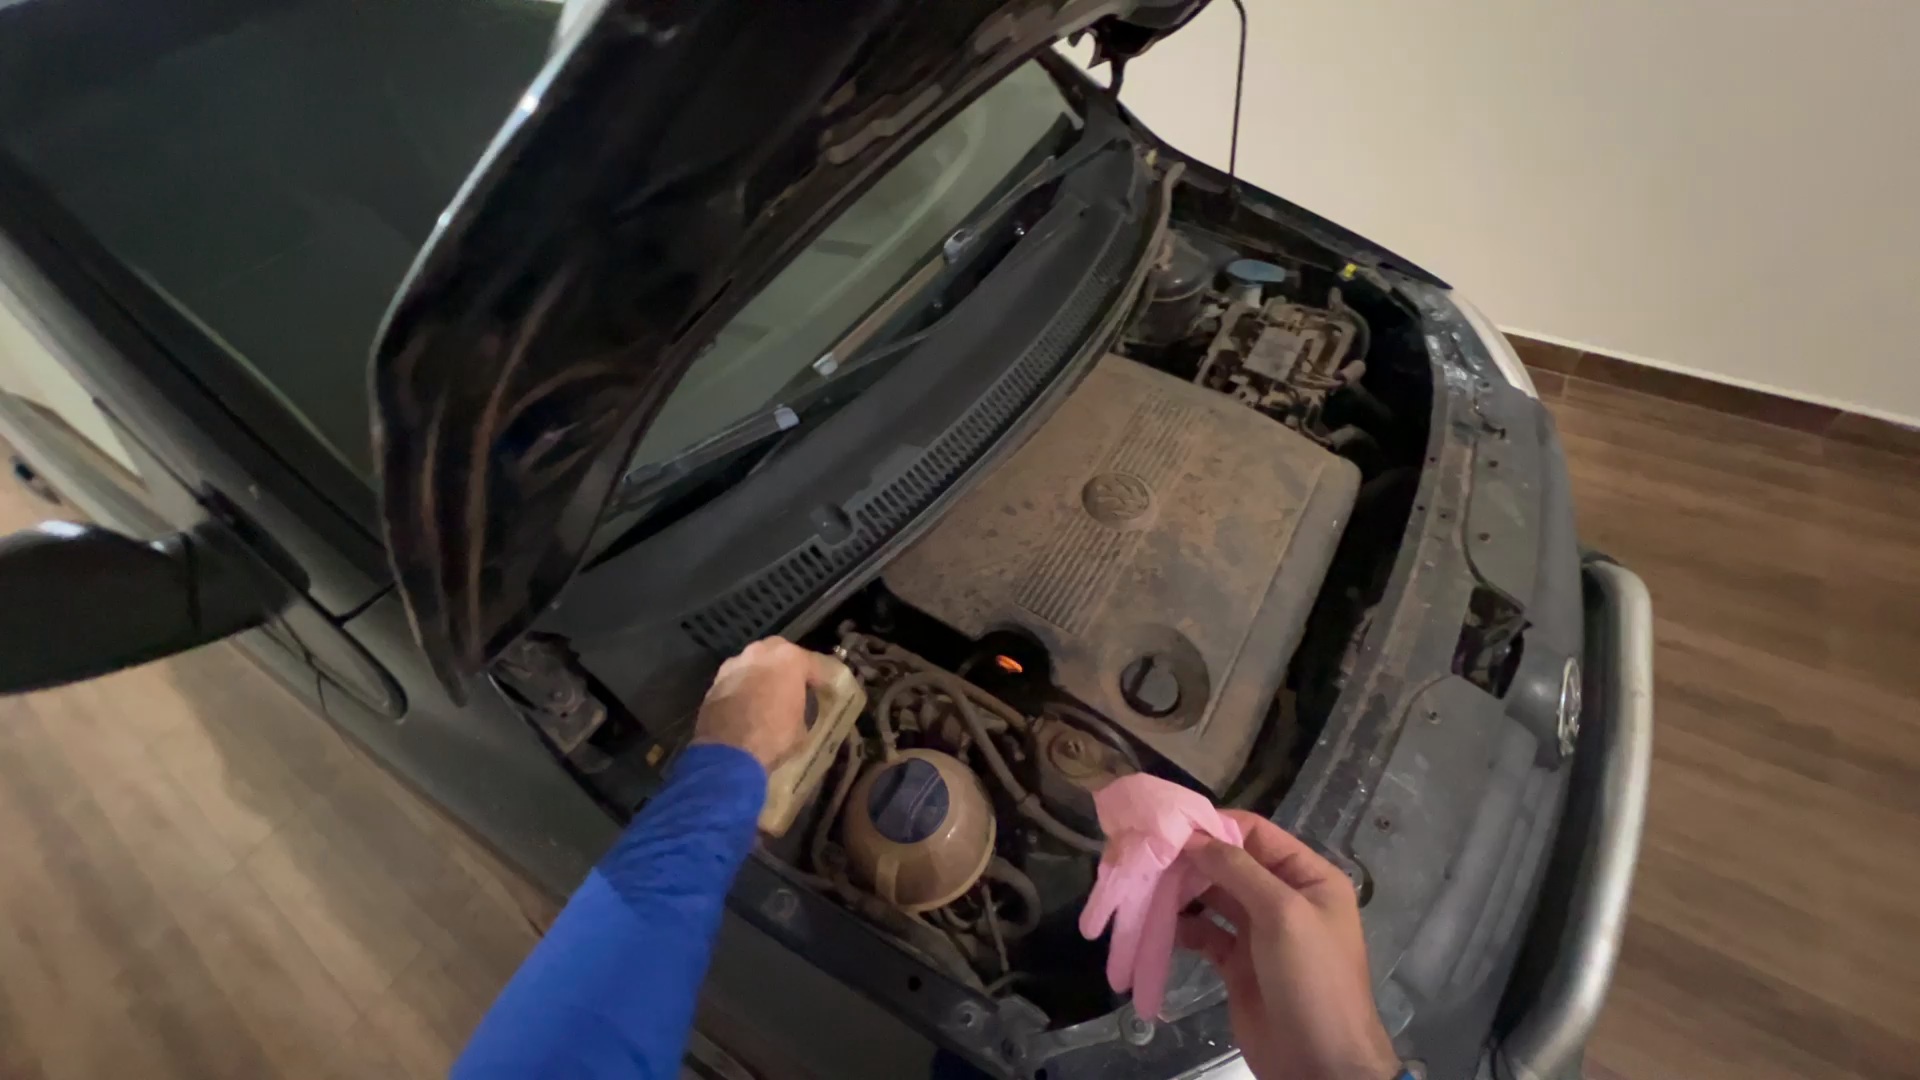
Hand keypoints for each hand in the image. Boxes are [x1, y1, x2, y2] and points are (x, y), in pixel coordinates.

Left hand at [690, 638, 836, 769]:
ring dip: (763, 674)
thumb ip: (802, 708)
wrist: (726, 754)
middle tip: (795, 686)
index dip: (824, 678)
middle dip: (789, 667)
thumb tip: (797, 711)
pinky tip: (747, 704)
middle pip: (781, 653)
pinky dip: (744, 687)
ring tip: (768, 695)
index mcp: (790, 659)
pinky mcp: (715, 681)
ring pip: (755, 663)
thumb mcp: (802, 727)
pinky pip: (737, 679)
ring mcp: (735, 664)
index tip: (828, 689)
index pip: (815, 663)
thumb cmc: (773, 737)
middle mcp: (761, 653)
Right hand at [1178, 810, 1398, 1079]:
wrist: (1320, 1068)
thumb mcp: (1282, 914)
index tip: (1173, 825)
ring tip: (1149, 882)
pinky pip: (1204, 930)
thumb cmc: (1312, 979)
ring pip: (1213, 894)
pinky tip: (1160, 922)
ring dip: (1183, 888)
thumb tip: (1192, 837)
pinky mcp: (1237, 960)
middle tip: (1152, 853)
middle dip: (1193, 857)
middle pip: (1230, 862)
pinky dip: (1182, 924)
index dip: (1216, 826)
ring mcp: (1259, 930)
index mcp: (1308, 877)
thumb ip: (1237, 869)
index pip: (1256, 833)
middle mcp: (1283, 896)